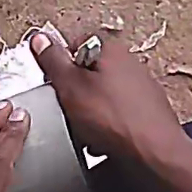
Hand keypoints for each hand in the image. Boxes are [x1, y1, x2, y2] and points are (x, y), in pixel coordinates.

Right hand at [31, 28, 191, 166]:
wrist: (151, 152)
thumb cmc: (114, 118)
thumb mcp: (70, 87)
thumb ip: (53, 61)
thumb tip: (40, 39)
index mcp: (110, 50)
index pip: (76, 44)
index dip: (60, 64)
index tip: (53, 81)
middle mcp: (130, 64)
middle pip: (90, 74)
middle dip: (75, 93)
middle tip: (67, 108)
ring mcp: (141, 89)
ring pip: (103, 98)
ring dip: (90, 113)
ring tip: (86, 130)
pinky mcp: (147, 114)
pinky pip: (117, 117)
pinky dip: (107, 128)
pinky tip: (102, 141)